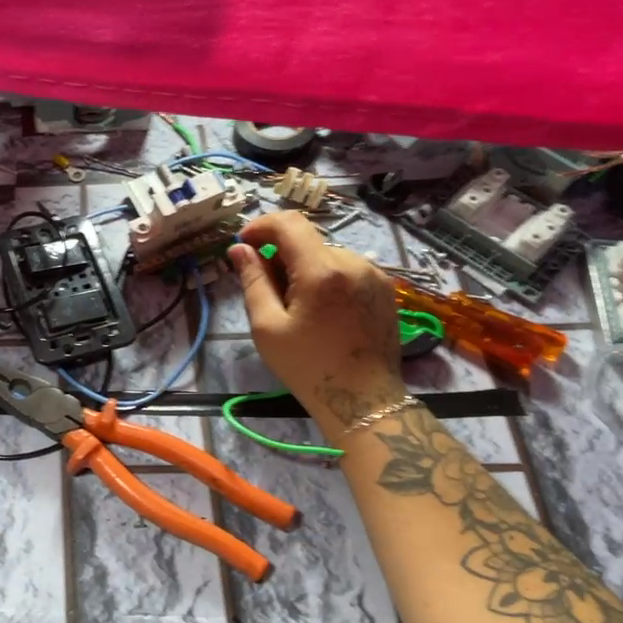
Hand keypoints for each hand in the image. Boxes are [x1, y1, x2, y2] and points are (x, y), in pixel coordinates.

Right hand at [226, 211, 407, 437]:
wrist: (363, 398)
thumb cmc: (307, 366)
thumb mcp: (267, 327)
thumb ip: (253, 281)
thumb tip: (239, 250)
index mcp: (322, 270)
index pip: (289, 223)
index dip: (261, 225)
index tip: (243, 243)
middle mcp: (353, 262)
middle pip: (307, 242)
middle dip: (280, 255)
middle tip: (265, 290)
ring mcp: (374, 273)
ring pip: (326, 256)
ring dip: (304, 269)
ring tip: (295, 307)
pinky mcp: (384, 288)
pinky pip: (346, 270)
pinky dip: (326, 279)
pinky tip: (321, 312)